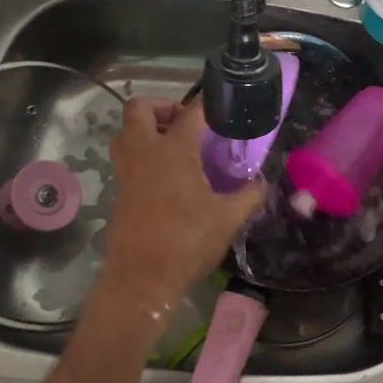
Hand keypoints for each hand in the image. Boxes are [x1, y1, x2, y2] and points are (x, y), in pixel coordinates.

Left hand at [91, 98, 263, 334]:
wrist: (142, 278)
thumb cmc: (187, 242)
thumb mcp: (228, 218)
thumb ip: (249, 195)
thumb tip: (262, 184)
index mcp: (174, 151)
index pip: (192, 112)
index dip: (208, 104)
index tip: (223, 104)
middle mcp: (145, 152)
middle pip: (140, 109)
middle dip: (162, 107)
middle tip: (185, 123)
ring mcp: (127, 171)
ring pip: (125, 132)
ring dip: (146, 129)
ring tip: (174, 145)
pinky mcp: (120, 191)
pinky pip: (126, 158)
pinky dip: (142, 154)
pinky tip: (167, 176)